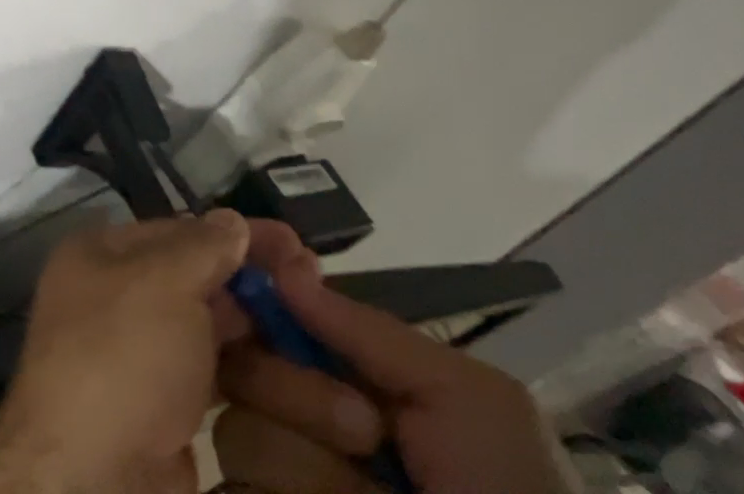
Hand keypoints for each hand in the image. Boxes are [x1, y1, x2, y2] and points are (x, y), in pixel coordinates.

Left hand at [0, 210, 316, 493]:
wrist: (91, 471)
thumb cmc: (122, 357)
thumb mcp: (162, 282)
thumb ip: (203, 247)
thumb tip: (231, 220)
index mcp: (100, 256)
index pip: (177, 231)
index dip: (236, 234)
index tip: (297, 246)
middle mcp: (114, 297)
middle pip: (197, 279)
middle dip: (256, 283)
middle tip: (319, 289)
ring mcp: (139, 353)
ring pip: (210, 329)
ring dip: (263, 330)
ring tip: (322, 334)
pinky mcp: (163, 404)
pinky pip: (215, 374)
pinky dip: (252, 372)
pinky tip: (297, 371)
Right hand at [214, 272, 577, 493]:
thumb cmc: (506, 489)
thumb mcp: (470, 398)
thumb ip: (370, 329)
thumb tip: (279, 271)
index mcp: (345, 378)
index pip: (268, 322)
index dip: (256, 309)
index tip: (253, 301)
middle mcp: (302, 418)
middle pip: (240, 369)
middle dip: (298, 394)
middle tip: (368, 434)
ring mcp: (283, 473)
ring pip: (237, 433)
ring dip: (306, 464)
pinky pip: (238, 483)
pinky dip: (284, 488)